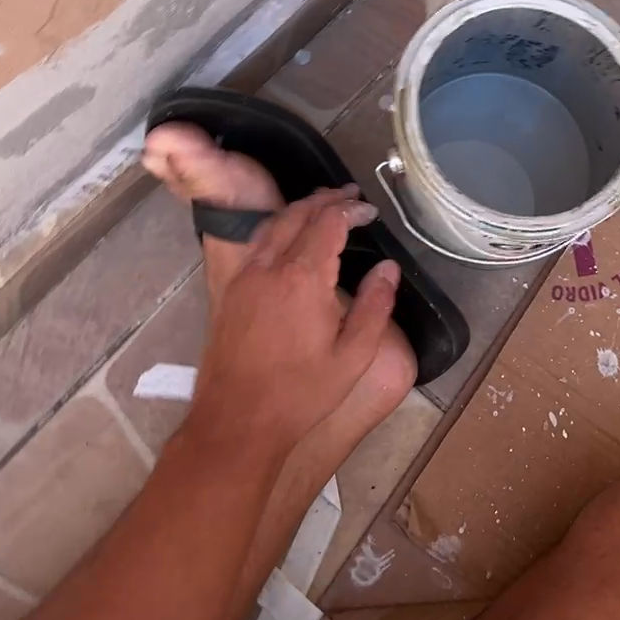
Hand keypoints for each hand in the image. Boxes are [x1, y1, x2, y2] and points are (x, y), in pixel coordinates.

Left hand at [187, 186, 400, 447]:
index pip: (329, 223)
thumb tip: (389, 268)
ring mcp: (245, 277)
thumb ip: (375, 305)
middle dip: (326, 200)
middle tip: (351, 196)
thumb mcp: (353, 356)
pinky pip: (256, 242)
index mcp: (303, 278)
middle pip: (298, 214)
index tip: (370, 211)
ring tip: (323, 205)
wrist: (237, 423)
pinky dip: (277, 225)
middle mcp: (270, 267)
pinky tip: (288, 233)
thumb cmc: (301, 393)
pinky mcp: (230, 291)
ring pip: (273, 224)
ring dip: (300, 208)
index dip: (351, 210)